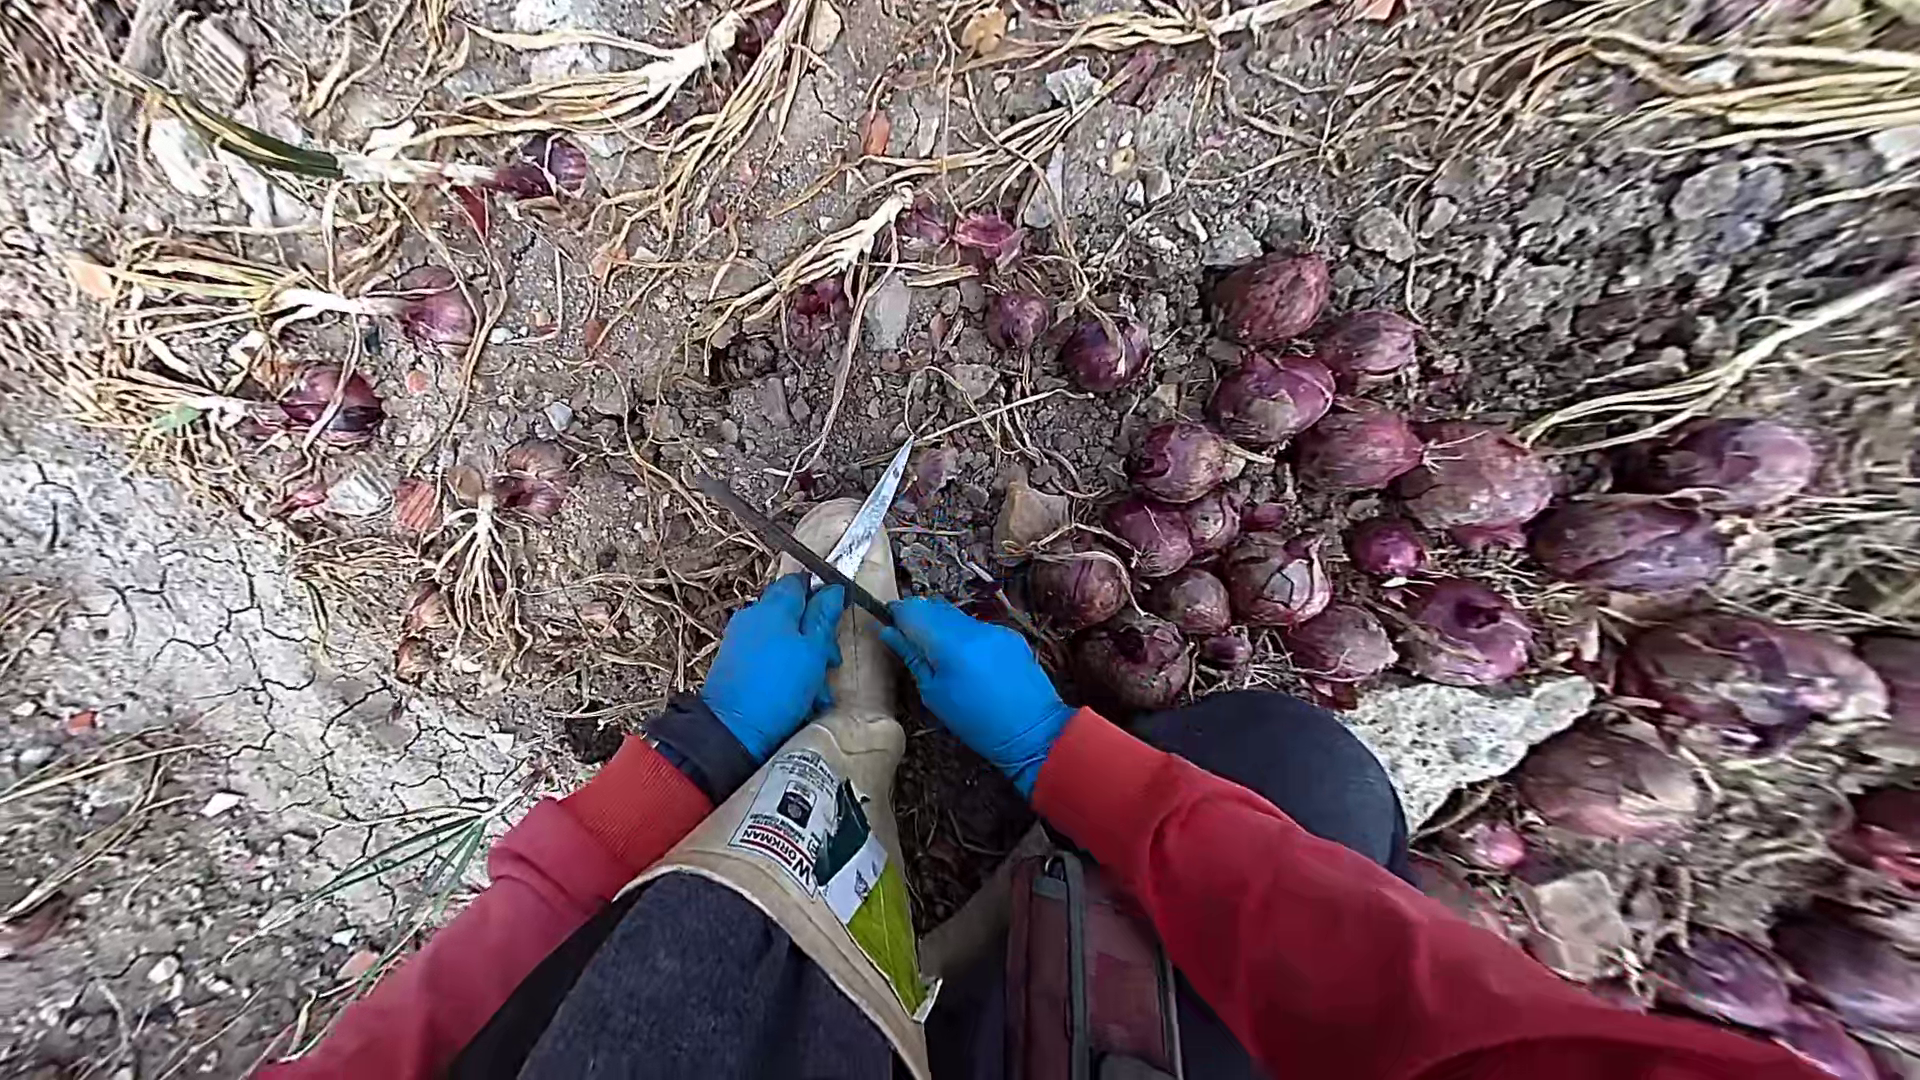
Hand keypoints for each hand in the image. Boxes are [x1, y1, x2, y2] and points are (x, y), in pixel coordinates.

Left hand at [701, 574, 846, 760]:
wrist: (732, 731)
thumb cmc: (779, 687)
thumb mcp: (814, 651)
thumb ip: (824, 617)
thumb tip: (833, 589)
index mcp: (773, 607)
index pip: (799, 582)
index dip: (821, 595)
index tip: (837, 616)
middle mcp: (754, 616)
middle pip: (794, 612)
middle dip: (817, 634)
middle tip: (831, 660)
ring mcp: (742, 640)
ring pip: (785, 638)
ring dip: (806, 658)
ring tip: (819, 689)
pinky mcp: (737, 664)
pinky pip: (770, 657)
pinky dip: (788, 670)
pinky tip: (801, 697)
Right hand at [880, 596, 1072, 795]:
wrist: (1032, 730)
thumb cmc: (976, 721)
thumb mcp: (934, 694)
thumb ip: (912, 658)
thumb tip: (889, 633)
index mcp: (950, 644)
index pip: (913, 610)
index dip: (897, 614)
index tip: (890, 625)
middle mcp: (973, 627)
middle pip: (935, 606)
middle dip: (919, 619)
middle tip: (911, 643)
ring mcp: (994, 628)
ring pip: (956, 615)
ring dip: (942, 627)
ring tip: (942, 657)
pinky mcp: (1009, 634)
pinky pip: (977, 627)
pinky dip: (965, 636)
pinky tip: (968, 662)